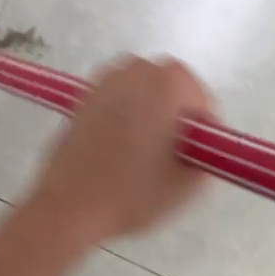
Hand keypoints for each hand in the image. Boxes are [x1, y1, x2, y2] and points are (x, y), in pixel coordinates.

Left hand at [25, 56, 212, 246]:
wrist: (66, 208)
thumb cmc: (129, 196)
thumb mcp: (183, 187)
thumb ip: (208, 162)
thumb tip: (206, 152)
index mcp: (170, 81)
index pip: (203, 105)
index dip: (201, 138)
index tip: (188, 164)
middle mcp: (138, 67)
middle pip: (172, 95)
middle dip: (173, 124)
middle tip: (164, 164)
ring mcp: (106, 78)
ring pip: (143, 98)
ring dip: (147, 121)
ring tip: (137, 161)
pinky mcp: (82, 97)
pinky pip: (116, 105)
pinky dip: (121, 122)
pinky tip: (114, 155)